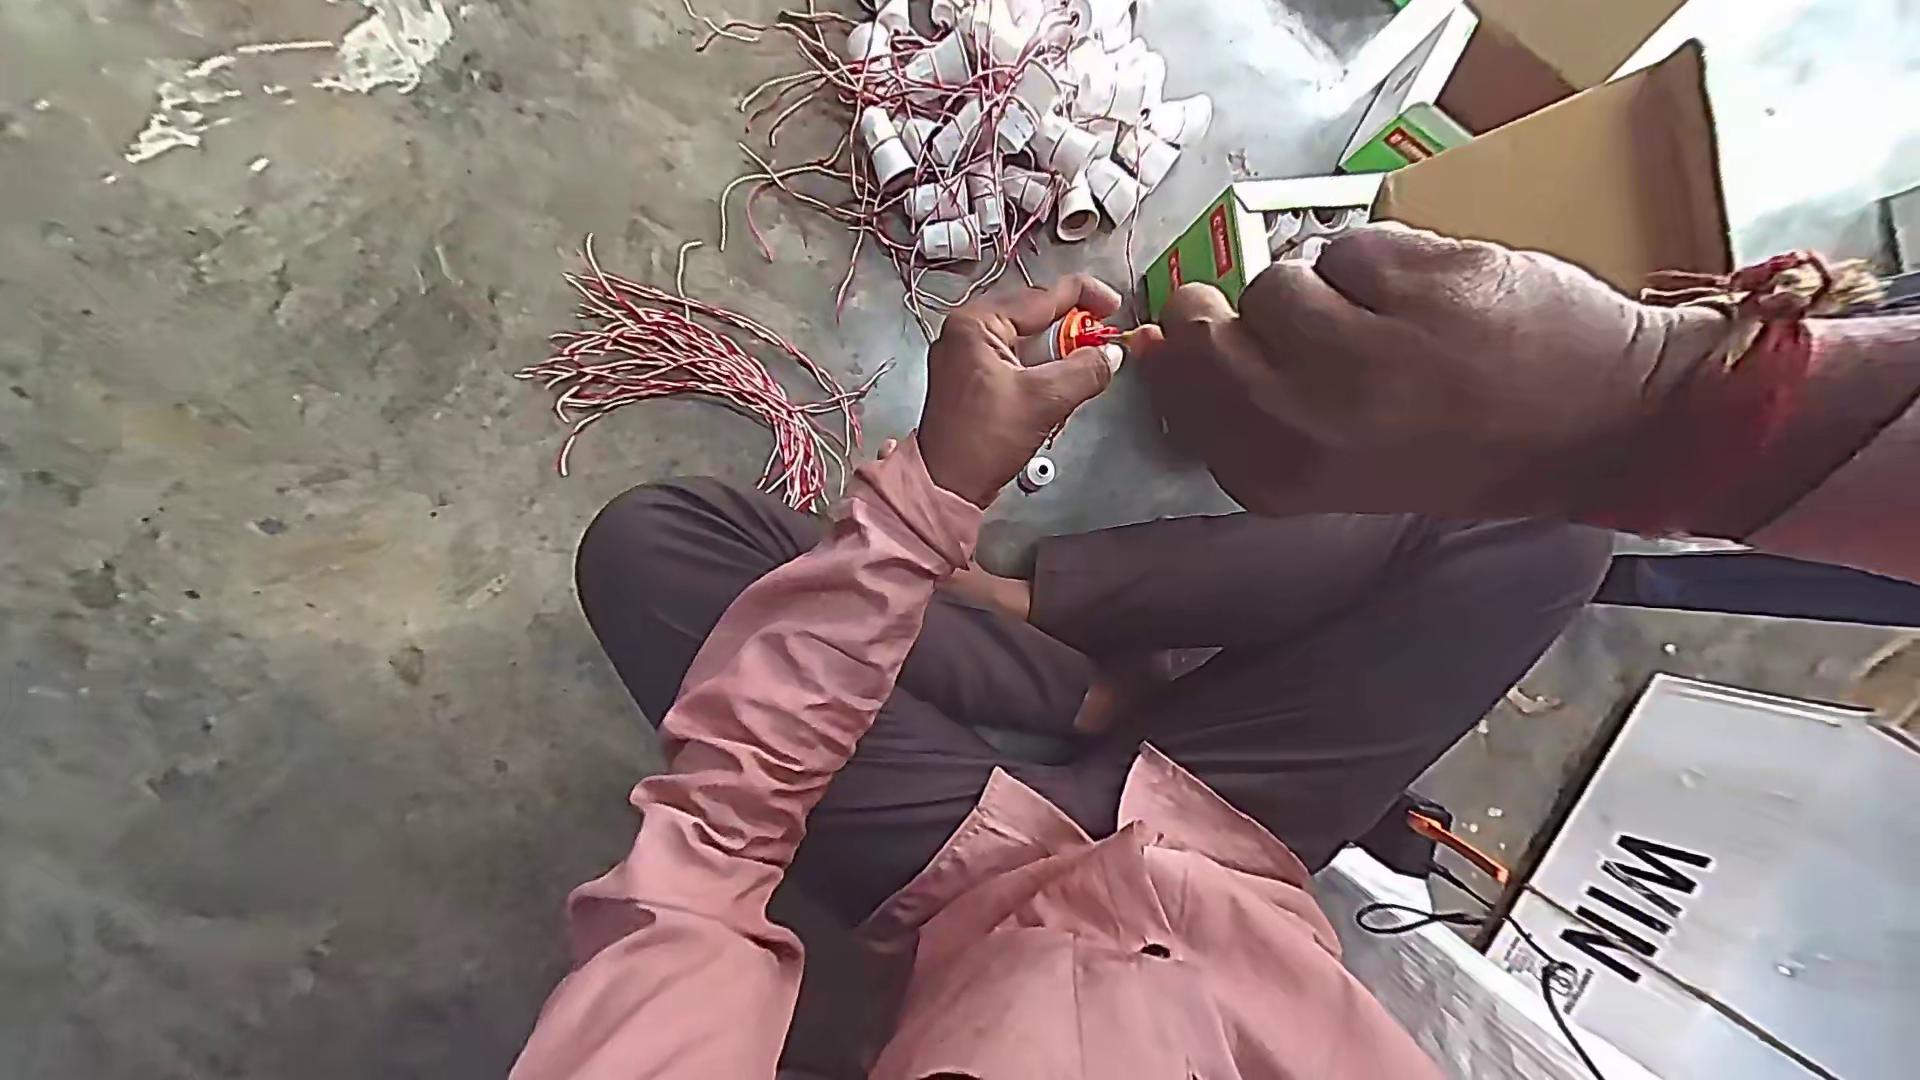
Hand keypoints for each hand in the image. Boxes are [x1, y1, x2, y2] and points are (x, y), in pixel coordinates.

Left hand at [918, 274, 1125, 507]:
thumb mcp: (1044, 401)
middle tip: (1098, 349)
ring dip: (1055, 360)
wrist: (947, 485)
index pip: (1042, 296)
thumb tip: (1112, 354)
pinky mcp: (969, 381)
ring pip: (1025, 344)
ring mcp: (964, 357)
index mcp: (976, 323)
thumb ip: (1086, 369)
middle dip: (1069, 335)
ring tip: (1074, 381)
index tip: (1114, 306)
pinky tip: (1051, 398)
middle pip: (1033, 318)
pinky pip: (1013, 365)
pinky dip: (1038, 376)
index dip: (1085, 296)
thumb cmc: (984, 440)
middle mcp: (965, 332)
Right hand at [1135, 224, 1730, 521]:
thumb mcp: (1308, 472)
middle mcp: (1303, 420)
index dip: (1185, 352)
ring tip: (1370, 322)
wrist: (1589, 428)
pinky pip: (1348, 246)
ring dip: (1312, 290)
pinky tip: (1415, 299)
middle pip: (1204, 326)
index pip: (1175, 385)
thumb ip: (1228, 415)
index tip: (1222, 343)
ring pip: (1277, 280)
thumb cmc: (1430, 457)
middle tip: (1286, 322)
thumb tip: (1155, 340)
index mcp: (1270, 472)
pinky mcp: (1427, 285)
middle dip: (1230, 310)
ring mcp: (1367, 353)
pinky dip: (1373, 263)